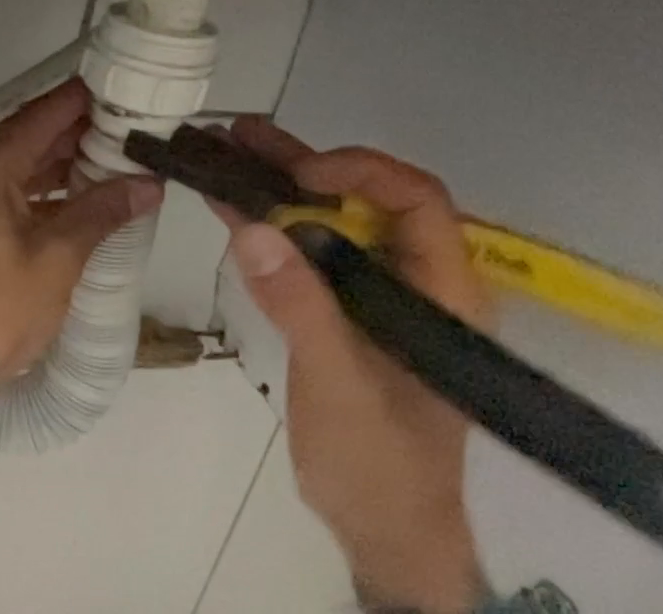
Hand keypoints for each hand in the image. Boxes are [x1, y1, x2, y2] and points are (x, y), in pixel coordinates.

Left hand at [0, 80, 163, 450]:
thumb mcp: (58, 258)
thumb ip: (102, 211)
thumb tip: (149, 182)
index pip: (41, 115)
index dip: (83, 100)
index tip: (126, 88)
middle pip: (28, 135)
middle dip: (80, 132)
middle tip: (135, 126)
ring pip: (18, 162)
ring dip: (63, 161)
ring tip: (120, 157)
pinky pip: (6, 187)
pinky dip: (42, 188)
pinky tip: (83, 194)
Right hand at [210, 117, 495, 613]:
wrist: (380, 527)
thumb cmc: (380, 463)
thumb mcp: (339, 386)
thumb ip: (301, 308)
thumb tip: (251, 230)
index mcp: (442, 292)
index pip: (415, 202)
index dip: (358, 173)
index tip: (296, 176)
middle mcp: (412, 280)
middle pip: (364, 200)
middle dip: (302, 162)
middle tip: (241, 134)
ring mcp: (373, 294)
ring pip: (329, 220)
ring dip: (276, 184)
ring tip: (221, 148)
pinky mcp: (339, 310)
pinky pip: (305, 253)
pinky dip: (265, 225)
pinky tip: (223, 203)